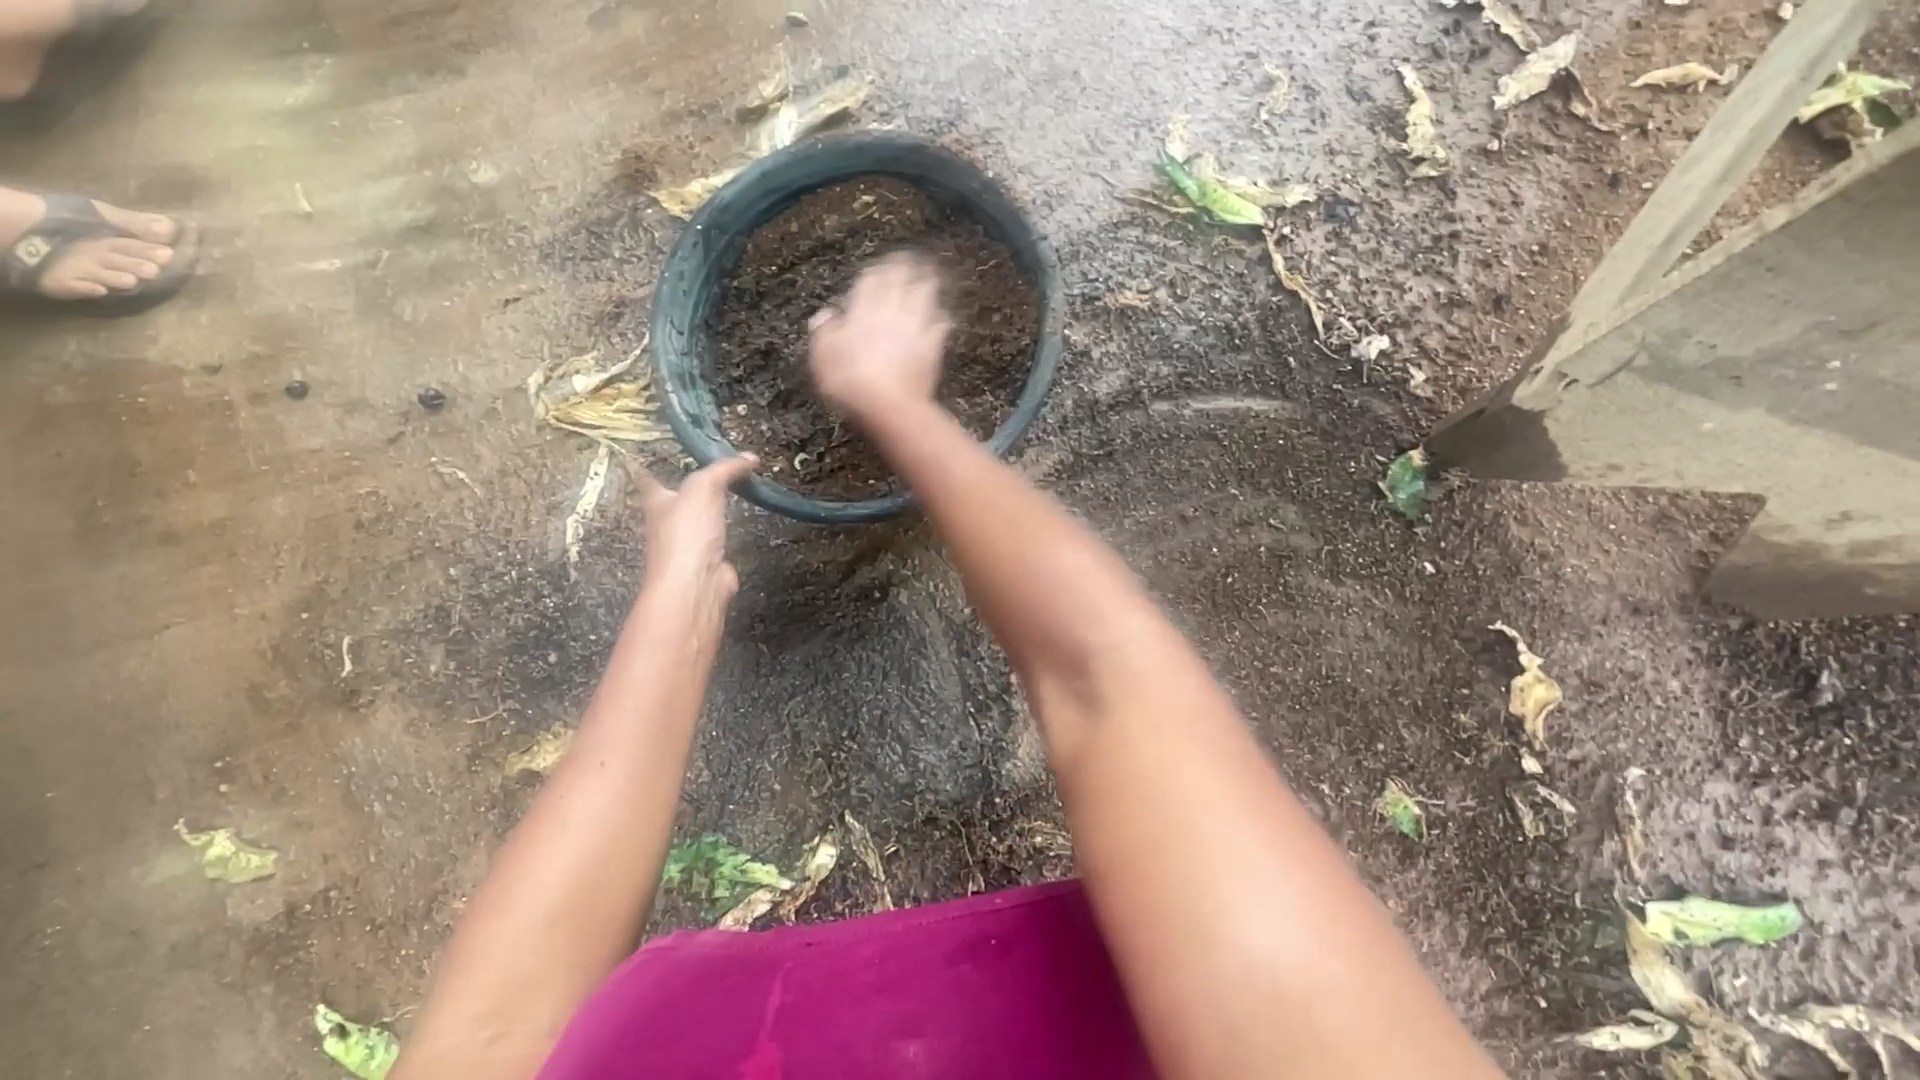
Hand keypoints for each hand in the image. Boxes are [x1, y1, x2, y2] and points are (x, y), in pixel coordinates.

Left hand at [627, 454, 755, 629]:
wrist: (696, 582)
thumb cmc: (686, 531)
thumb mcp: (704, 487)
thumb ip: (725, 469)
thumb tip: (751, 457)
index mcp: (657, 501)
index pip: (647, 476)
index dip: (646, 464)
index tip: (640, 454)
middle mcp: (667, 522)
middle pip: (675, 499)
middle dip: (687, 486)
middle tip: (706, 469)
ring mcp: (687, 543)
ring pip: (696, 519)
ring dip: (709, 508)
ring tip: (727, 491)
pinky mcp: (708, 559)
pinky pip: (717, 538)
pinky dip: (725, 530)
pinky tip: (735, 524)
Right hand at [808, 252, 950, 425]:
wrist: (888, 405)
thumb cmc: (850, 382)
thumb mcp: (823, 358)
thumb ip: (824, 333)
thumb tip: (824, 316)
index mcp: (863, 309)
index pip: (872, 278)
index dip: (877, 269)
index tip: (880, 265)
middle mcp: (892, 310)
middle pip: (904, 277)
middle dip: (908, 265)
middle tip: (910, 259)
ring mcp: (916, 326)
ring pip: (927, 293)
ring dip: (929, 283)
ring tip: (930, 277)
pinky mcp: (934, 346)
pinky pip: (942, 323)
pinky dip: (942, 318)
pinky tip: (943, 318)